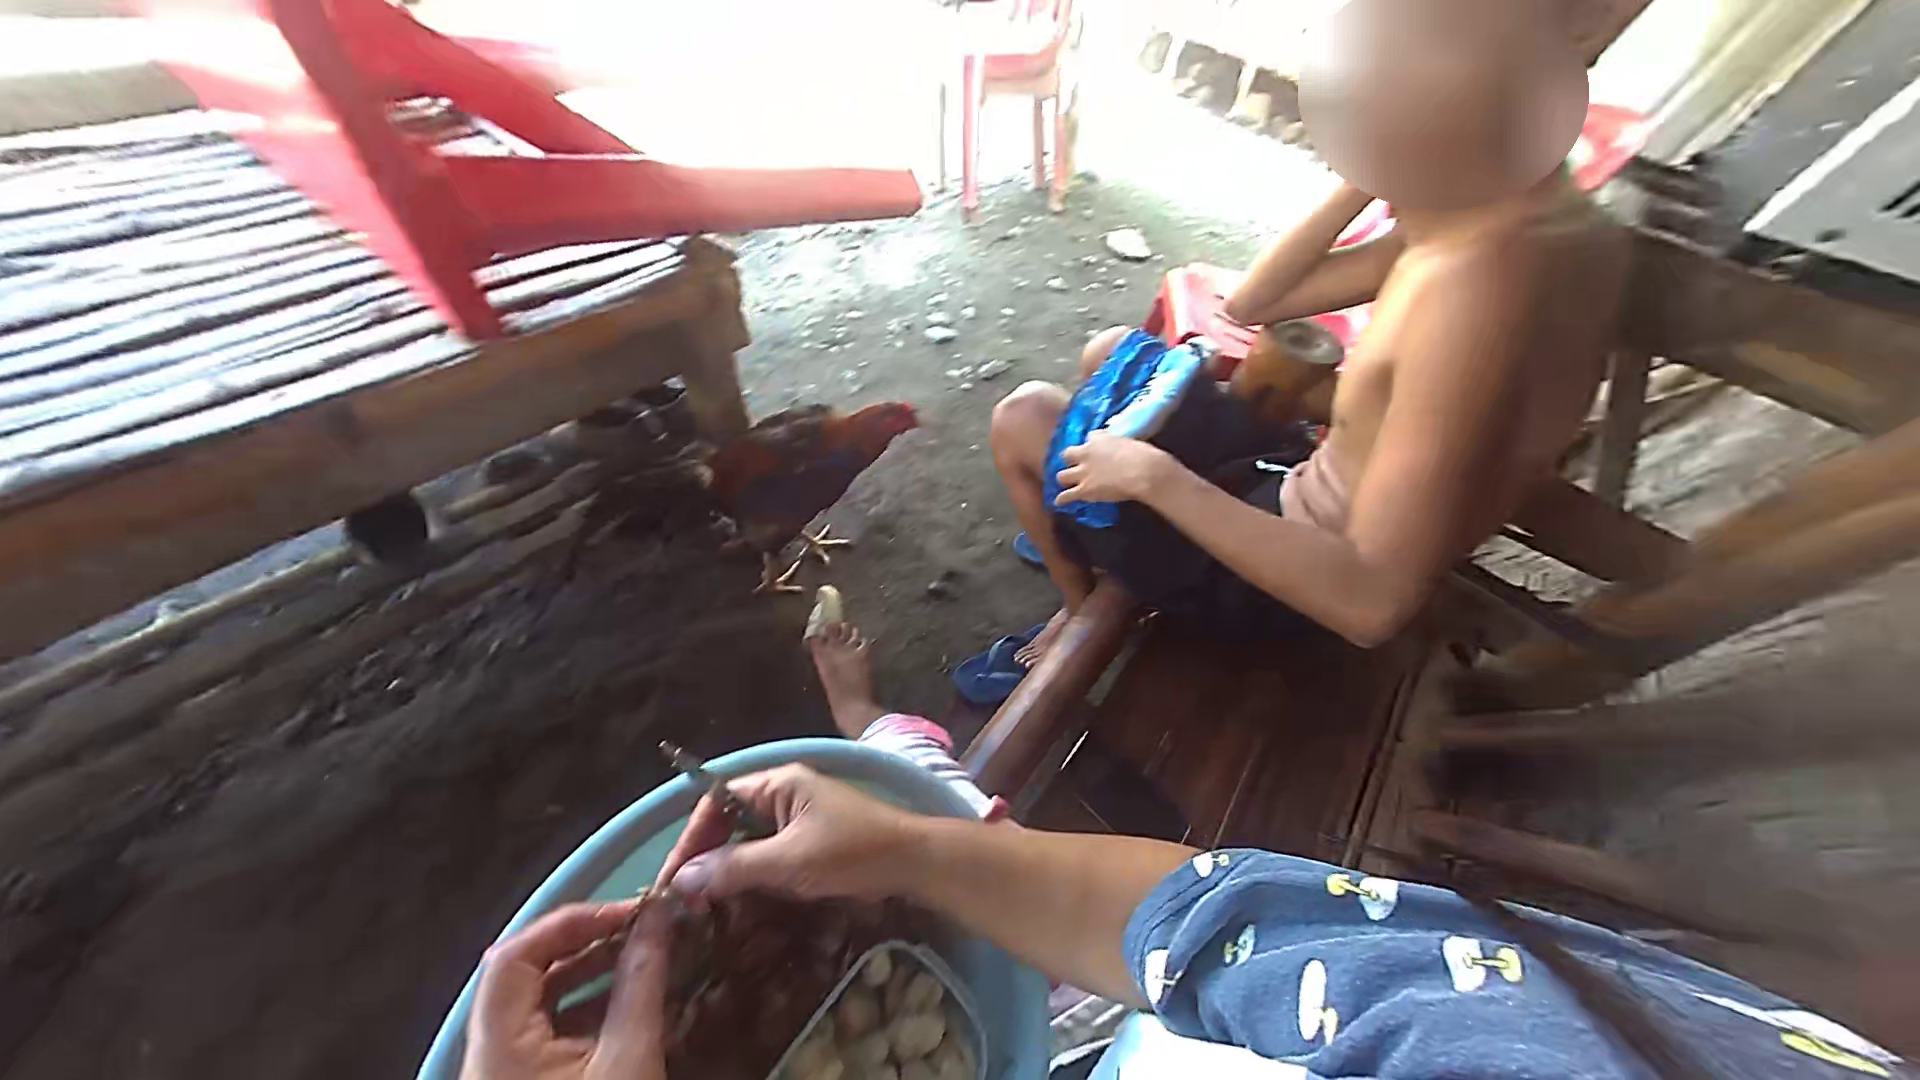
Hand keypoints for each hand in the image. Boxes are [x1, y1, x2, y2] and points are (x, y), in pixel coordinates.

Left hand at [460, 898, 672, 1079]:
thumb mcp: (630, 1057)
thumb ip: (643, 979)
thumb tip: (661, 911)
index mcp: (497, 1049)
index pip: (513, 956)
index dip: (569, 923)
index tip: (627, 915)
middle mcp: (489, 1057)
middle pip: (529, 972)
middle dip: (590, 941)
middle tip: (643, 929)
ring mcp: (506, 1074)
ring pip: (543, 1000)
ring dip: (595, 969)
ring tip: (647, 956)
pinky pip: (552, 1027)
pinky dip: (592, 1002)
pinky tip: (634, 1000)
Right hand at [654, 765, 918, 903]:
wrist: (909, 859)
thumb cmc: (851, 851)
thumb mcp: (789, 862)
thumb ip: (734, 867)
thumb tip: (681, 879)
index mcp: (779, 783)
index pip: (718, 799)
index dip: (692, 836)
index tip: (672, 877)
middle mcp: (786, 791)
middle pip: (730, 817)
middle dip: (706, 853)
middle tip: (683, 898)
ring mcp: (799, 813)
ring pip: (748, 836)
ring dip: (726, 865)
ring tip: (701, 903)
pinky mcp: (810, 836)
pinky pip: (768, 849)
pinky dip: (751, 870)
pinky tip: (738, 897)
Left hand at [1053, 433, 1178, 505]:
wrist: (1142, 471)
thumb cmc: (1142, 455)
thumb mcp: (1129, 442)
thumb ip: (1118, 445)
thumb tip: (1120, 450)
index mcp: (1099, 439)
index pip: (1090, 436)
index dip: (1092, 444)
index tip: (1096, 448)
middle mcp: (1086, 453)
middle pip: (1067, 454)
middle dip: (1070, 460)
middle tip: (1076, 466)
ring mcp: (1083, 472)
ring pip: (1062, 475)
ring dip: (1065, 479)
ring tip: (1067, 483)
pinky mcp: (1084, 489)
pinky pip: (1067, 495)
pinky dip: (1062, 499)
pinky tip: (1058, 502)